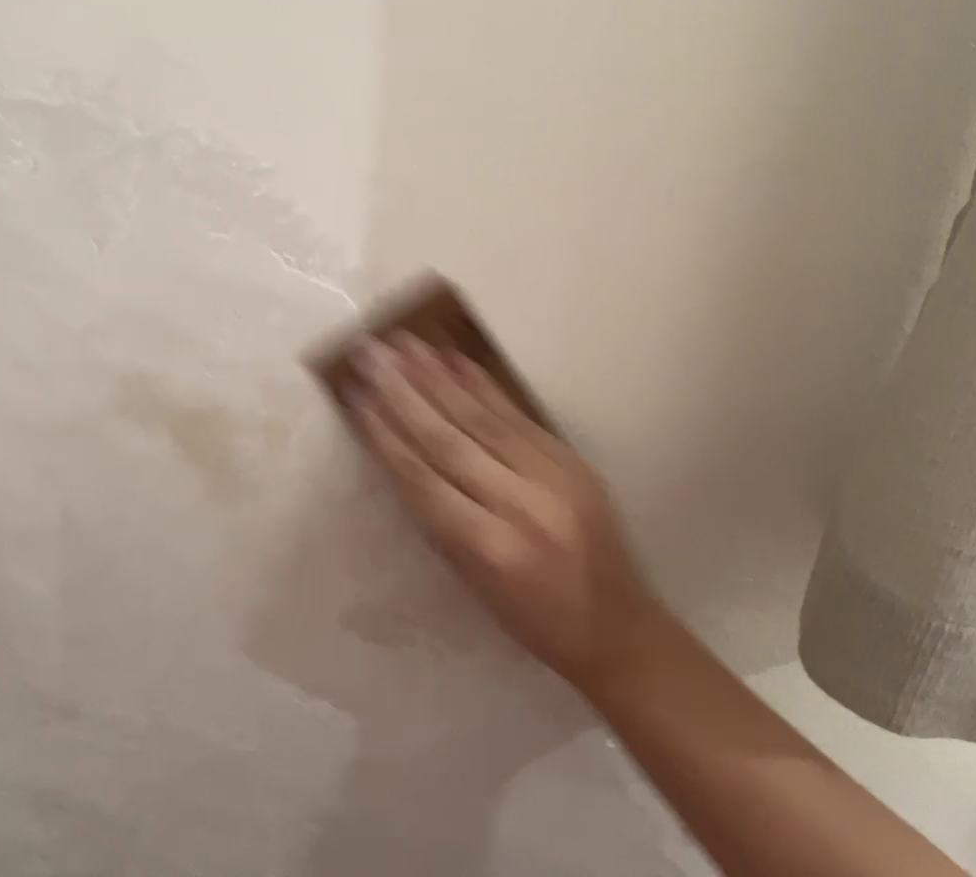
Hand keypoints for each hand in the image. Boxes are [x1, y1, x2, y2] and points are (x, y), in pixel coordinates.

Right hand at [345, 334, 662, 692]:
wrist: (619, 630)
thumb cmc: (533, 622)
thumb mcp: (472, 586)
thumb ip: (440, 523)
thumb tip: (405, 460)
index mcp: (486, 547)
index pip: (422, 479)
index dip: (384, 435)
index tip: (356, 396)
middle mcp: (519, 505)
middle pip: (449, 438)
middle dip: (404, 392)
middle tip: (372, 353)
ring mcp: (553, 478)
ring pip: (483, 419)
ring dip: (439, 378)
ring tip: (406, 344)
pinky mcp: (575, 462)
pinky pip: (520, 418)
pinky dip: (485, 387)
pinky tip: (457, 361)